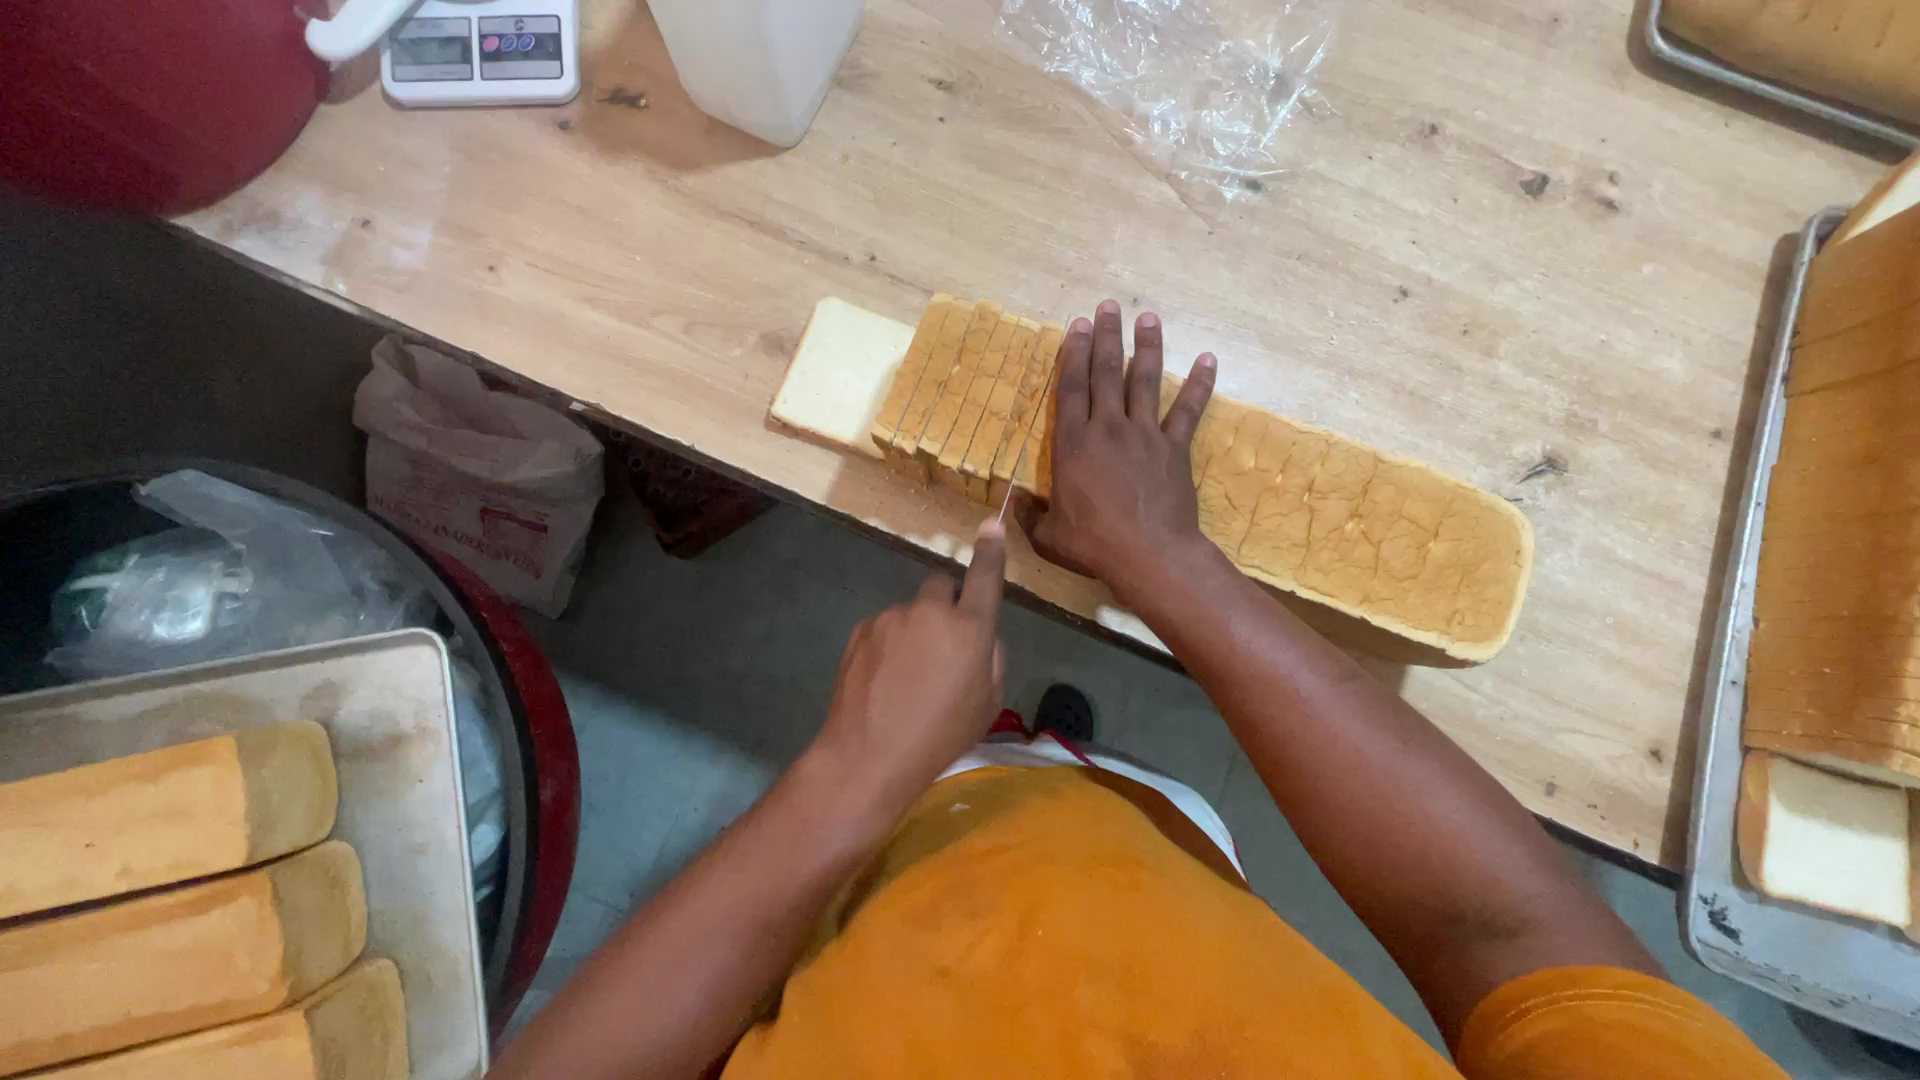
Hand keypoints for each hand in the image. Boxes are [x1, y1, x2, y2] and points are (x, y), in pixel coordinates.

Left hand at [810, 520, 1007, 812]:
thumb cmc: (940, 737)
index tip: (992, 525)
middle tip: (944, 646)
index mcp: (970, 630)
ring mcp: (891, 617)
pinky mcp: (862, 629)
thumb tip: (983, 636)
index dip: (991, 551)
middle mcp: (931, 612)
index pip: (985, 578)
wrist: (869, 754)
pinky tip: (883, 679)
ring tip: (906, 677)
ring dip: (915, 631)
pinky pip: (885, 627)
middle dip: (947, 606)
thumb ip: (993, 659)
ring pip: (911, 612)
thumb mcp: (989, 705)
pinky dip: (889, 644)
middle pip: (943, 587)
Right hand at [1016, 300, 1217, 604]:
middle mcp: (1108, 429)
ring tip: (1148, 318)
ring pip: (1145, 381)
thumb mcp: (1048, 537)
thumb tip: (1013, 506)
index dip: (1072, 354)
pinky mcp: (1174, 448)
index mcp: (1073, 445)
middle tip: (1108, 306)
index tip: (1076, 325)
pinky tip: (1208, 360)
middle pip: (1105, 373)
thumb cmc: (1093, 545)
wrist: (1149, 554)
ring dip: (1146, 347)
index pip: (1070, 388)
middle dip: (1106, 337)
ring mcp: (1145, 435)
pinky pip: (1188, 411)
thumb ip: (1030, 517)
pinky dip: (1199, 385)